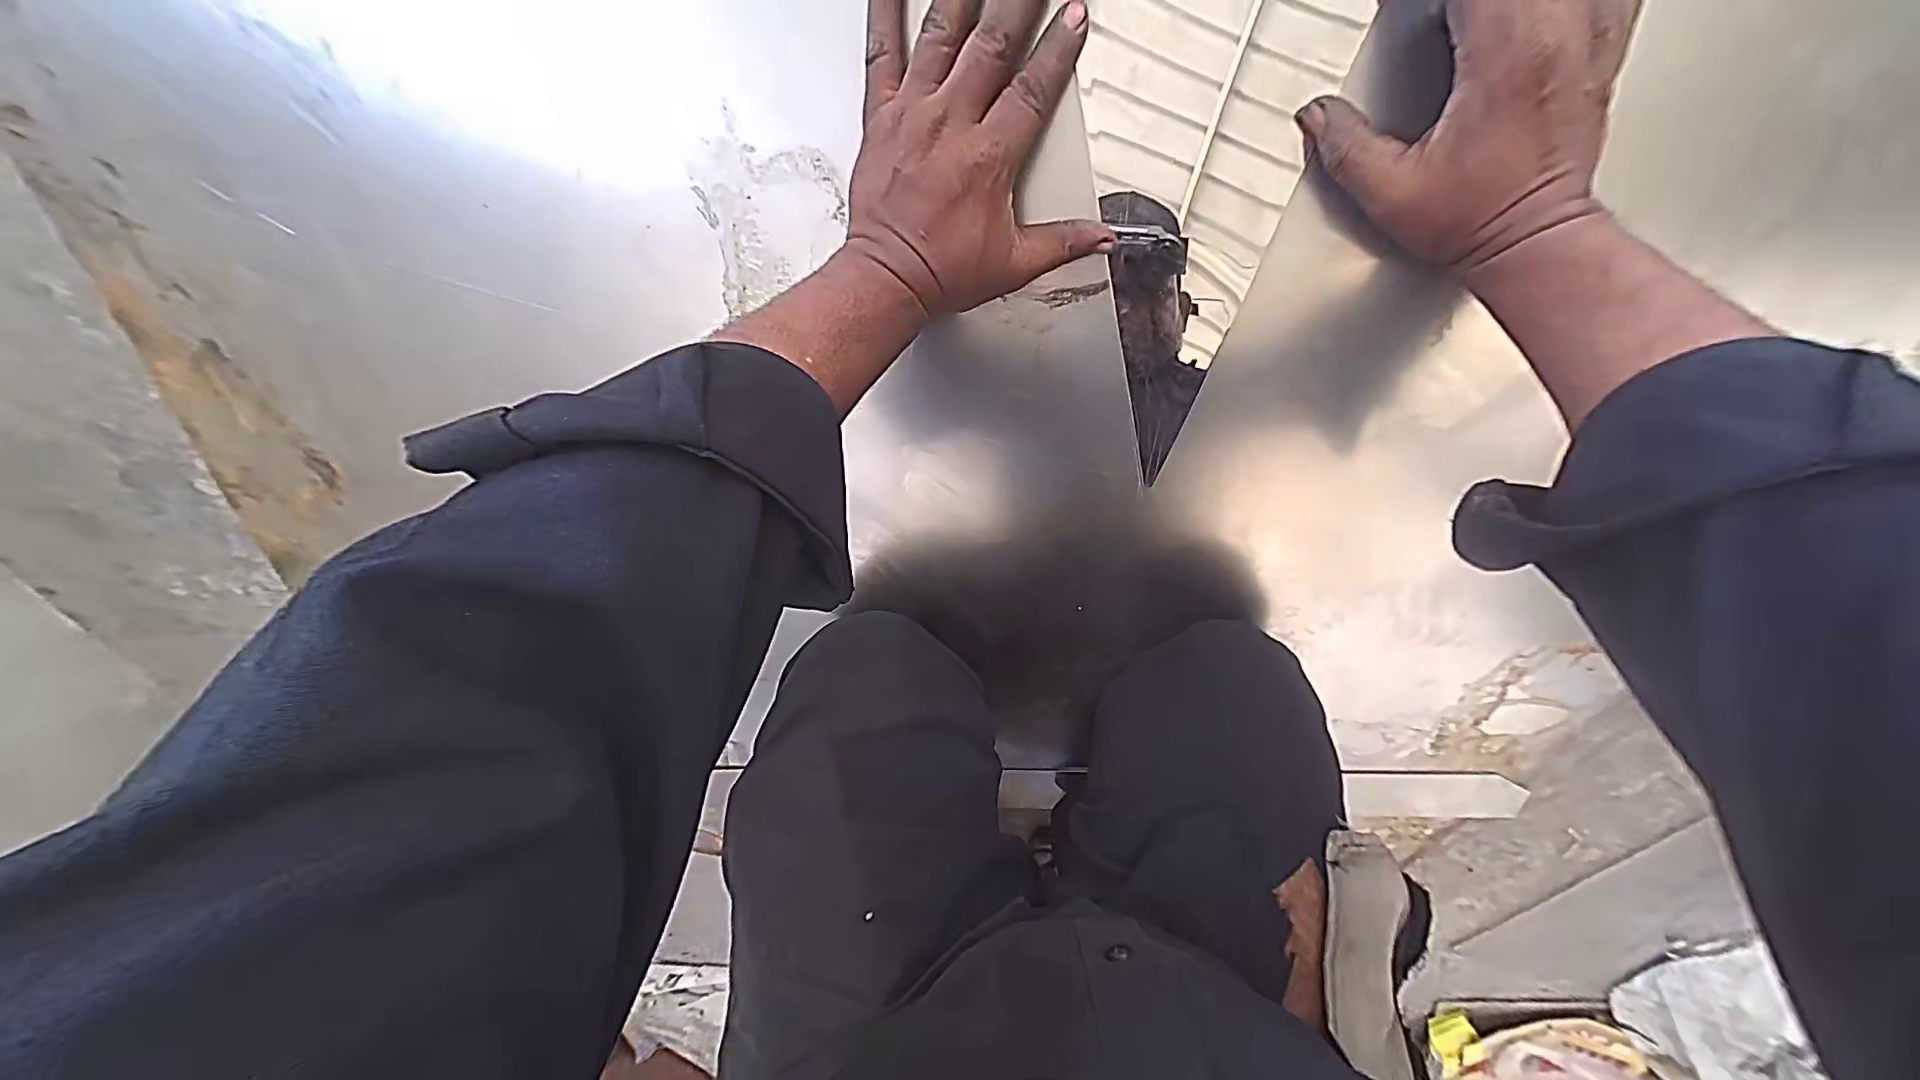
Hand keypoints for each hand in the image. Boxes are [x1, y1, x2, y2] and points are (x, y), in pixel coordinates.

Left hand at [849, 0, 1113, 316]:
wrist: (887, 279)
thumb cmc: (940, 272)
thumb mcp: (1013, 263)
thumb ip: (1062, 244)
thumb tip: (1100, 240)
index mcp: (989, 157)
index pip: (1034, 88)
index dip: (1059, 49)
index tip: (1074, 17)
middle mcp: (951, 125)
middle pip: (994, 43)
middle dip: (1019, 1)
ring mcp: (913, 115)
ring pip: (942, 34)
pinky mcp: (879, 118)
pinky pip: (880, 52)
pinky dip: (886, 12)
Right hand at [1295, 0, 1640, 274]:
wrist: (1529, 241)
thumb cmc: (1474, 220)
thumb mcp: (1388, 192)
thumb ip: (1346, 148)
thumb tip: (1315, 116)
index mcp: (1504, 55)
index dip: (1419, 1)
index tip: (1398, 10)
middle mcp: (1558, 31)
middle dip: (1453, 2)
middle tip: (1426, 16)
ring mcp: (1588, 37)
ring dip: (1498, 5)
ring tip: (1463, 22)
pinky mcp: (1600, 50)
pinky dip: (1551, 2)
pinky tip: (1522, 17)